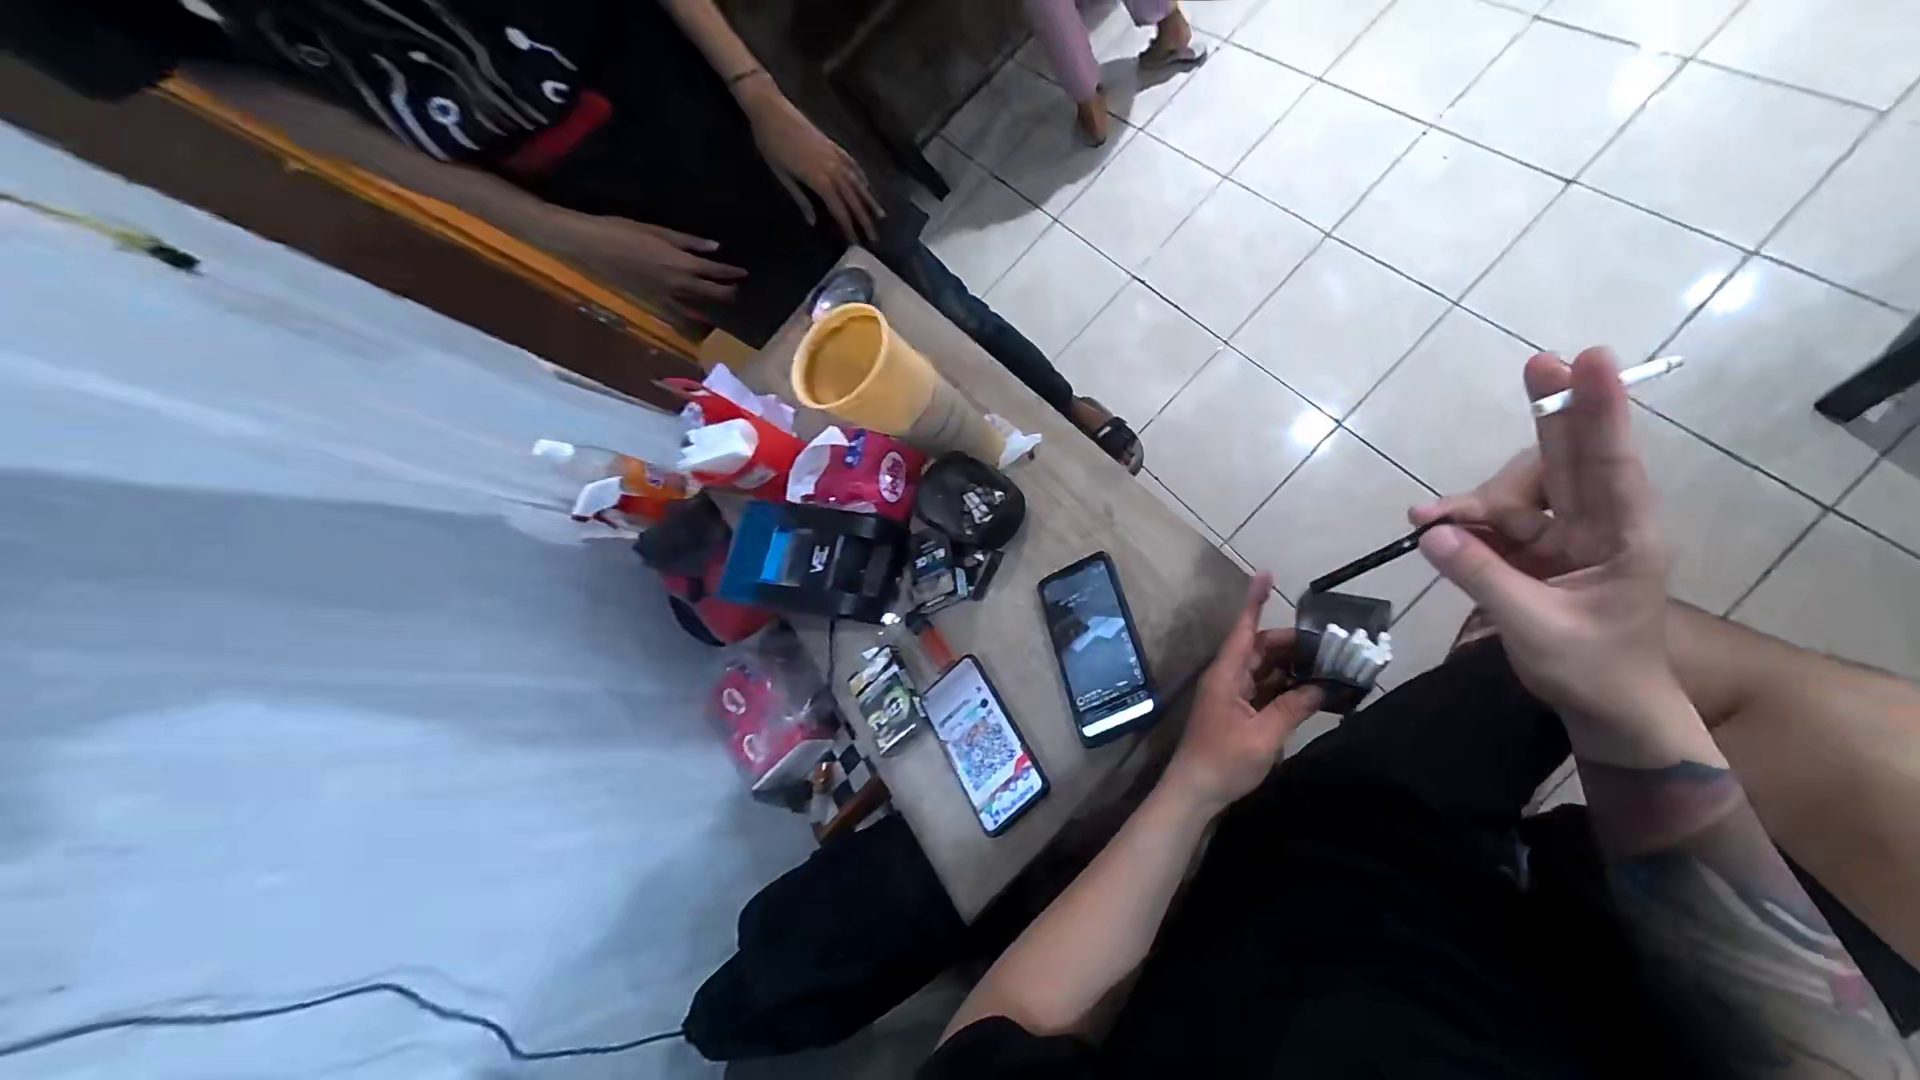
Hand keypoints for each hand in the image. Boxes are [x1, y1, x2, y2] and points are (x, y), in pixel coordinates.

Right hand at [543, 211, 745, 311]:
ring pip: (698, 308)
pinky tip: (697, 320)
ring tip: (722, 306)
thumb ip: (690, 243)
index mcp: (683, 264)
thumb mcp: (660, 232)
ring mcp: (666, 298)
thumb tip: (716, 248)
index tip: (745, 274)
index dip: (733, 273)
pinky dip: (690, 318)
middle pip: (713, 294)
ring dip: (712, 307)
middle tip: (737, 290)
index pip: (717, 272)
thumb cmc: (623, 232)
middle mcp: (679, 286)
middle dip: (728, 293)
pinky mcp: (653, 303)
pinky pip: (678, 315)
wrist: (591, 246)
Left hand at [735, 75, 884, 244]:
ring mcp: (835, 155)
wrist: (770, 108)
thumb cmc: (770, 143)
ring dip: (870, 201)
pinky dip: (862, 177)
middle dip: (865, 220)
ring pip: (857, 182)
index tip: (856, 243)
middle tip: (874, 238)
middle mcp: (832, 168)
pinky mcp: (833, 145)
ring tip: (881, 216)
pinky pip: (852, 164)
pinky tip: (867, 186)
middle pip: (853, 199)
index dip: (848, 227)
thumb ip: (800, 198)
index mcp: (818, 179)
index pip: (839, 209)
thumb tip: (813, 221)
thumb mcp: (782, 175)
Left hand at [1162, 573, 1324, 814]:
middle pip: (1260, 648)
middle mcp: (1227, 677)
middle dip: (1292, 643)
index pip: (1244, 630)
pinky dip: (1285, 687)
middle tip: (1331, 646)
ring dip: (1291, 666)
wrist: (1195, 791)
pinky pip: (1264, 688)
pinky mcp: (1237, 711)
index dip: (1254, 602)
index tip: (1266, 575)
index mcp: (1226, 674)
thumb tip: (1321, 687)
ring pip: (1264, 669)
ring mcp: (1231, 694)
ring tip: (1329, 664)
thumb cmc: (1224, 761)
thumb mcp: (1264, 735)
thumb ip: (1293, 707)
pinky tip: (1311, 690)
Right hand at [1413, 348, 1704, 763]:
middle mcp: (1598, 525)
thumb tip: (1428, 531)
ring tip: (1426, 519)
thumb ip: (1480, 576)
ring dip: (1470, 501)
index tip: (1587, 360)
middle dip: (1552, 412)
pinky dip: (1459, 523)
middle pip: (1568, 457)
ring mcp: (1563, 536)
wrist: (1604, 707)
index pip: (1610, 465)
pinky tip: (1429, 529)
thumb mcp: (1534, 627)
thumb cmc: (1590, 670)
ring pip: (1513, 491)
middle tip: (1535, 363)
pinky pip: (1490, 521)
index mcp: (1624, 539)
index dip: (1598, 411)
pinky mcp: (1533, 550)